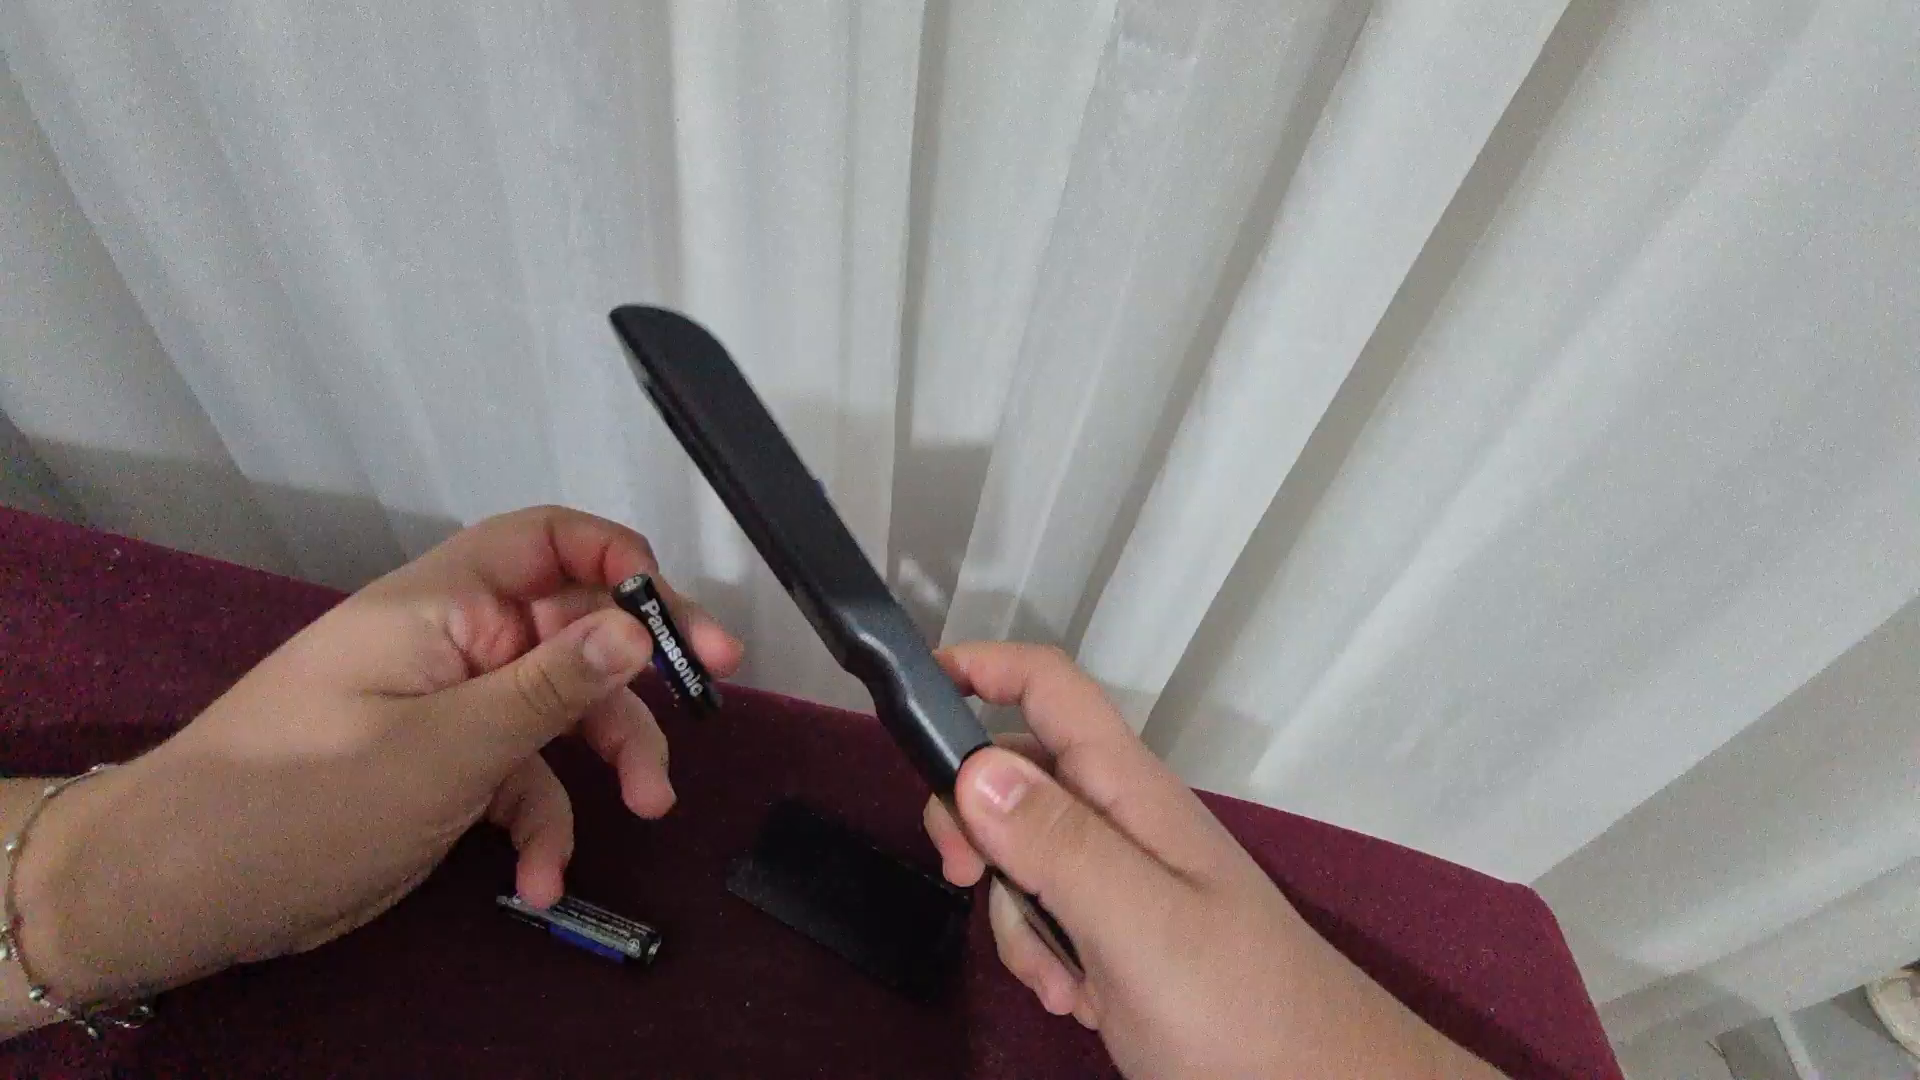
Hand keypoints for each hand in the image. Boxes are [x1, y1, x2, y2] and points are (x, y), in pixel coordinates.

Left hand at [15, 506, 740, 1005]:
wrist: (172, 904)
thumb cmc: (297, 802)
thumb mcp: (442, 747)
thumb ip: (550, 686)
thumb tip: (638, 631)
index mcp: (451, 605)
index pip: (549, 540)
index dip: (617, 557)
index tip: (670, 612)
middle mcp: (470, 642)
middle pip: (583, 630)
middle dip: (644, 667)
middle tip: (712, 687)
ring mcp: (470, 704)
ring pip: (572, 708)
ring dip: (615, 756)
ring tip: (649, 804)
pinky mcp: (466, 763)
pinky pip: (533, 775)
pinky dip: (548, 822)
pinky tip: (542, 879)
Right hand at [923, 644, 1504, 1079]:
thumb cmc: (1238, 1005)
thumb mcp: (1140, 924)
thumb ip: (1059, 843)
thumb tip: (974, 767)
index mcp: (1125, 785)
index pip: (1050, 686)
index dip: (985, 666)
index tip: (918, 689)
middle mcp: (1114, 812)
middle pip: (1015, 769)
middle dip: (973, 816)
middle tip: (959, 874)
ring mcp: (1114, 868)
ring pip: (1019, 848)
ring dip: (1013, 909)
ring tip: (1056, 978)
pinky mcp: (1112, 921)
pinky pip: (1043, 905)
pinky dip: (1038, 946)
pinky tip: (1075, 996)